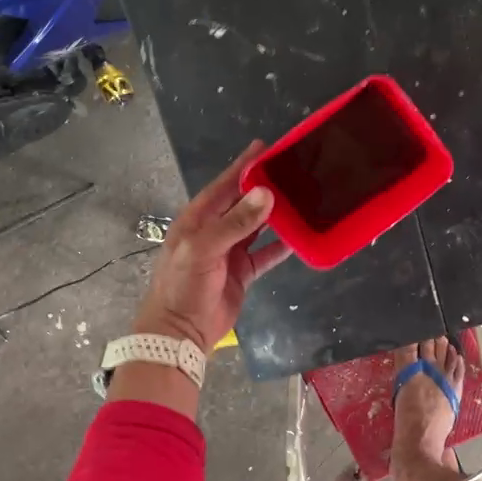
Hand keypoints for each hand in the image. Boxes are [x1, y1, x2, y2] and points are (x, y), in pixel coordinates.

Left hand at [131, 141, 290, 351]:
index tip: (265, 147)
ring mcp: (229, 252)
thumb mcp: (205, 249)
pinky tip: (301, 237)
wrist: (179, 333)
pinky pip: (266, 253)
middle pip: (243, 203)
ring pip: (257, 226)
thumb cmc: (183, 286)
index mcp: (198, 220)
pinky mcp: (243, 272)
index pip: (225, 186)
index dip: (244, 167)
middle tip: (293, 171)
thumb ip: (236, 222)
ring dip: (276, 215)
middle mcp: (214, 231)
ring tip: (302, 198)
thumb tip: (267, 194)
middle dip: (265, 187)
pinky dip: (282, 246)